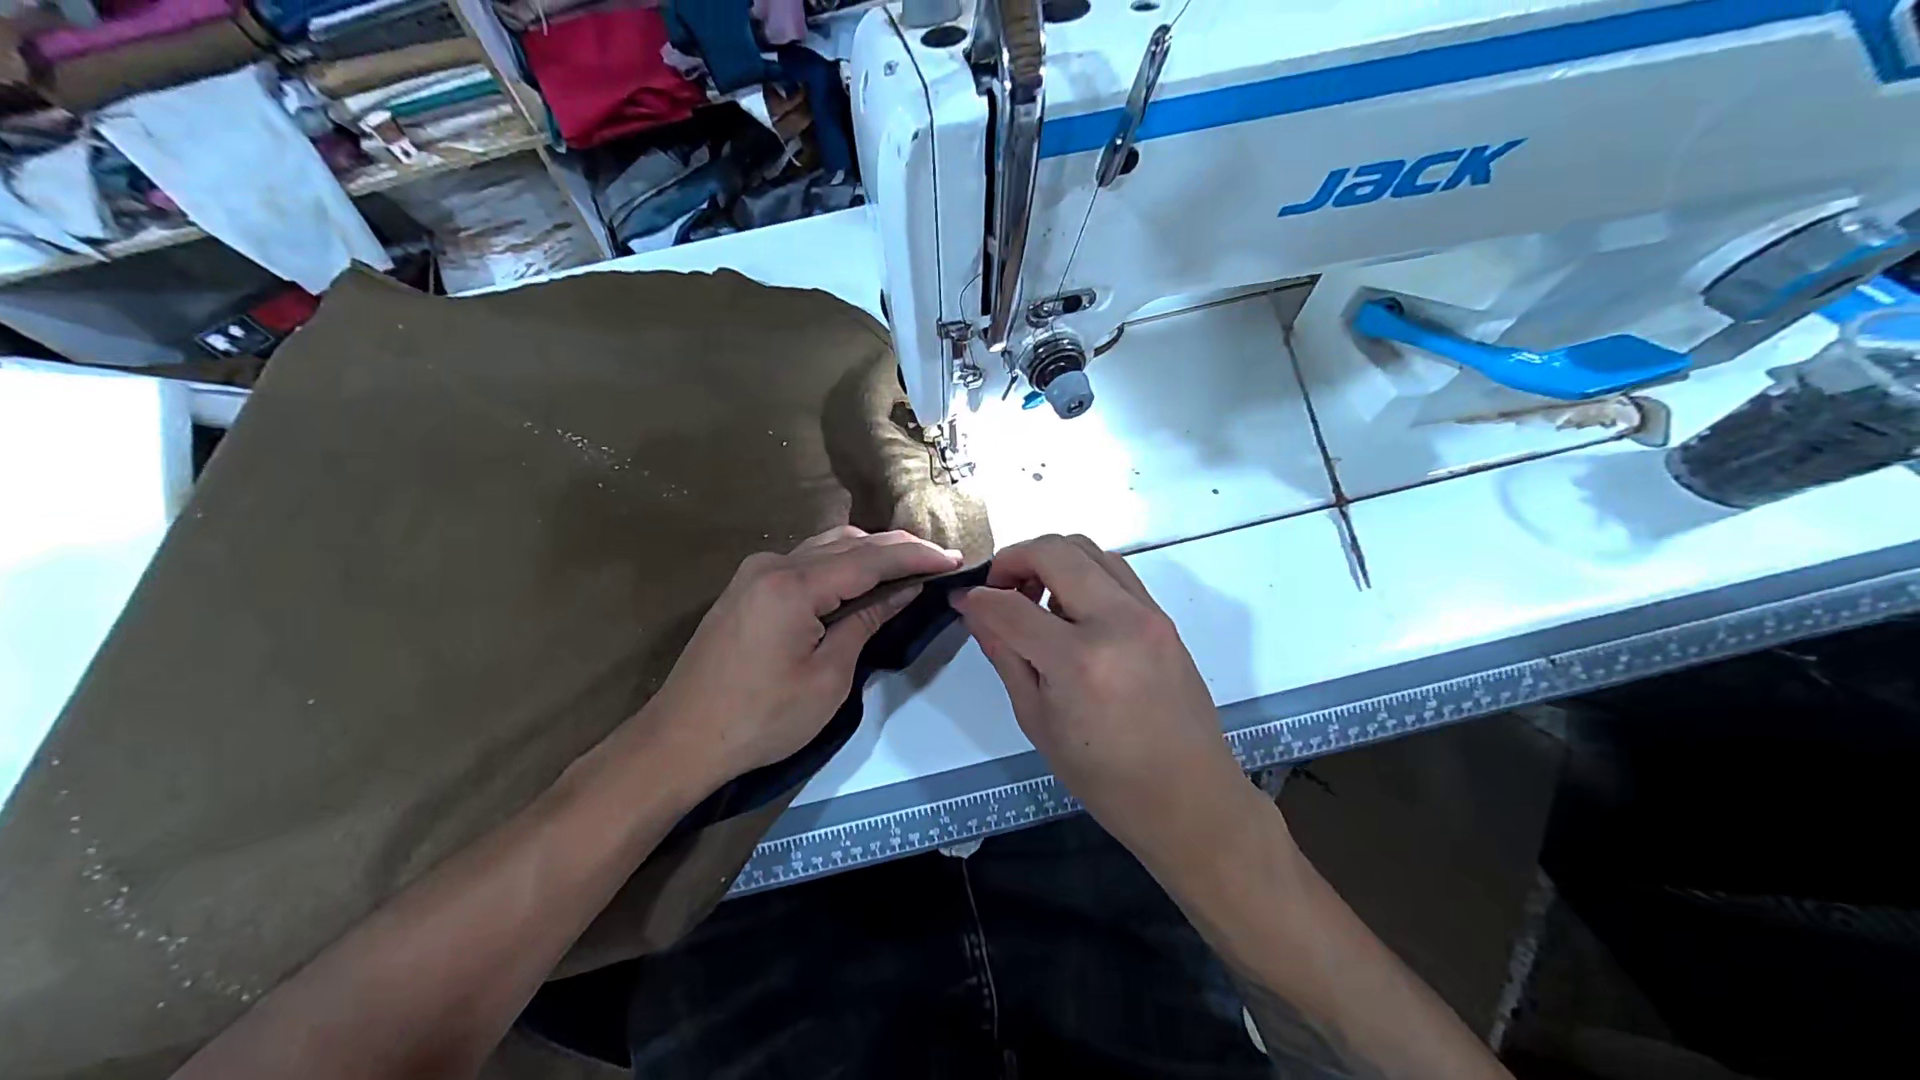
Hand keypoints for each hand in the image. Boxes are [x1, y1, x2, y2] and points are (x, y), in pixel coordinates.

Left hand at [643, 526, 961, 791]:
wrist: (681, 739)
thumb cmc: (761, 718)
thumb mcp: (828, 677)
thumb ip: (866, 622)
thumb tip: (904, 590)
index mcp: (793, 585)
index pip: (870, 559)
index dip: (916, 556)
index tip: (953, 558)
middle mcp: (773, 564)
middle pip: (848, 543)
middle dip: (896, 548)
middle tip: (938, 559)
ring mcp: (755, 573)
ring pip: (825, 546)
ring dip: (868, 552)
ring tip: (908, 566)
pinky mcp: (746, 587)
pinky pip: (805, 561)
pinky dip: (839, 563)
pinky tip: (860, 578)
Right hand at [951, 534, 1258, 868]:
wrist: (1188, 796)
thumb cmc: (1104, 777)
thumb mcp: (1037, 721)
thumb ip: (1006, 656)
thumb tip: (978, 613)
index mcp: (1079, 661)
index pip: (1011, 607)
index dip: (978, 600)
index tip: (963, 601)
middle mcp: (1117, 622)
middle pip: (1054, 551)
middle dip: (1014, 558)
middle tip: (998, 587)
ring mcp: (1147, 614)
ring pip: (1088, 549)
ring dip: (1051, 560)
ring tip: (1034, 597)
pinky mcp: (1163, 616)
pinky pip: (1115, 570)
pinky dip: (1082, 572)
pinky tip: (1069, 608)